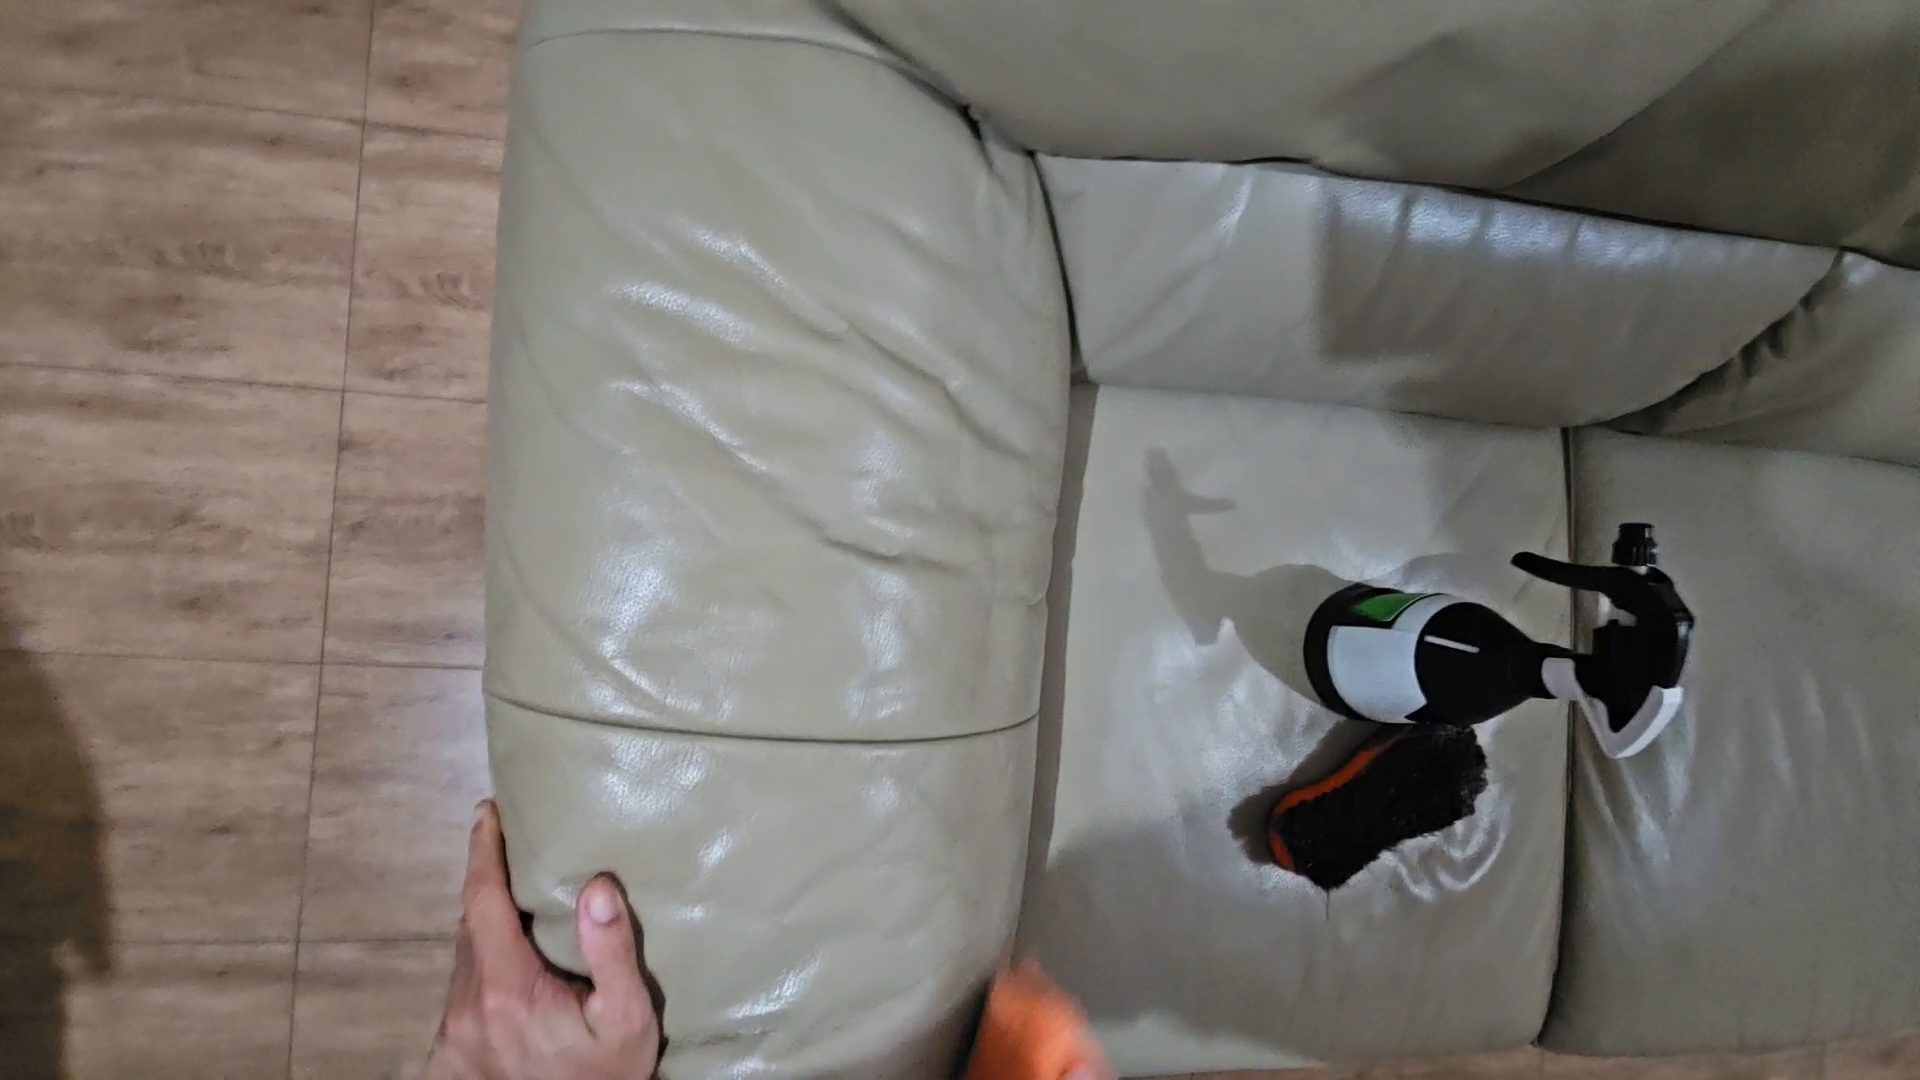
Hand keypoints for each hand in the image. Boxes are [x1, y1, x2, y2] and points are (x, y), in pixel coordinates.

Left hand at [426, 800, 661, 1079]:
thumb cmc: (607, 1077)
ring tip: (516, 885)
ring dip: (483, 916)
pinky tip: (508, 949)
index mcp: (506, 988)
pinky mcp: (450, 1057)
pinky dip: (481, 953)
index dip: (482, 852)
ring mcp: (453, 1037)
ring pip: (463, 956)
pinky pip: (462, 986)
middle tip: (510, 836)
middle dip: (486, 877)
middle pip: (469, 925)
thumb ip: (612, 950)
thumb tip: (596, 885)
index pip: (481, 903)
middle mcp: (466, 1009)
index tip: (488, 812)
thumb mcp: (627, 1016)